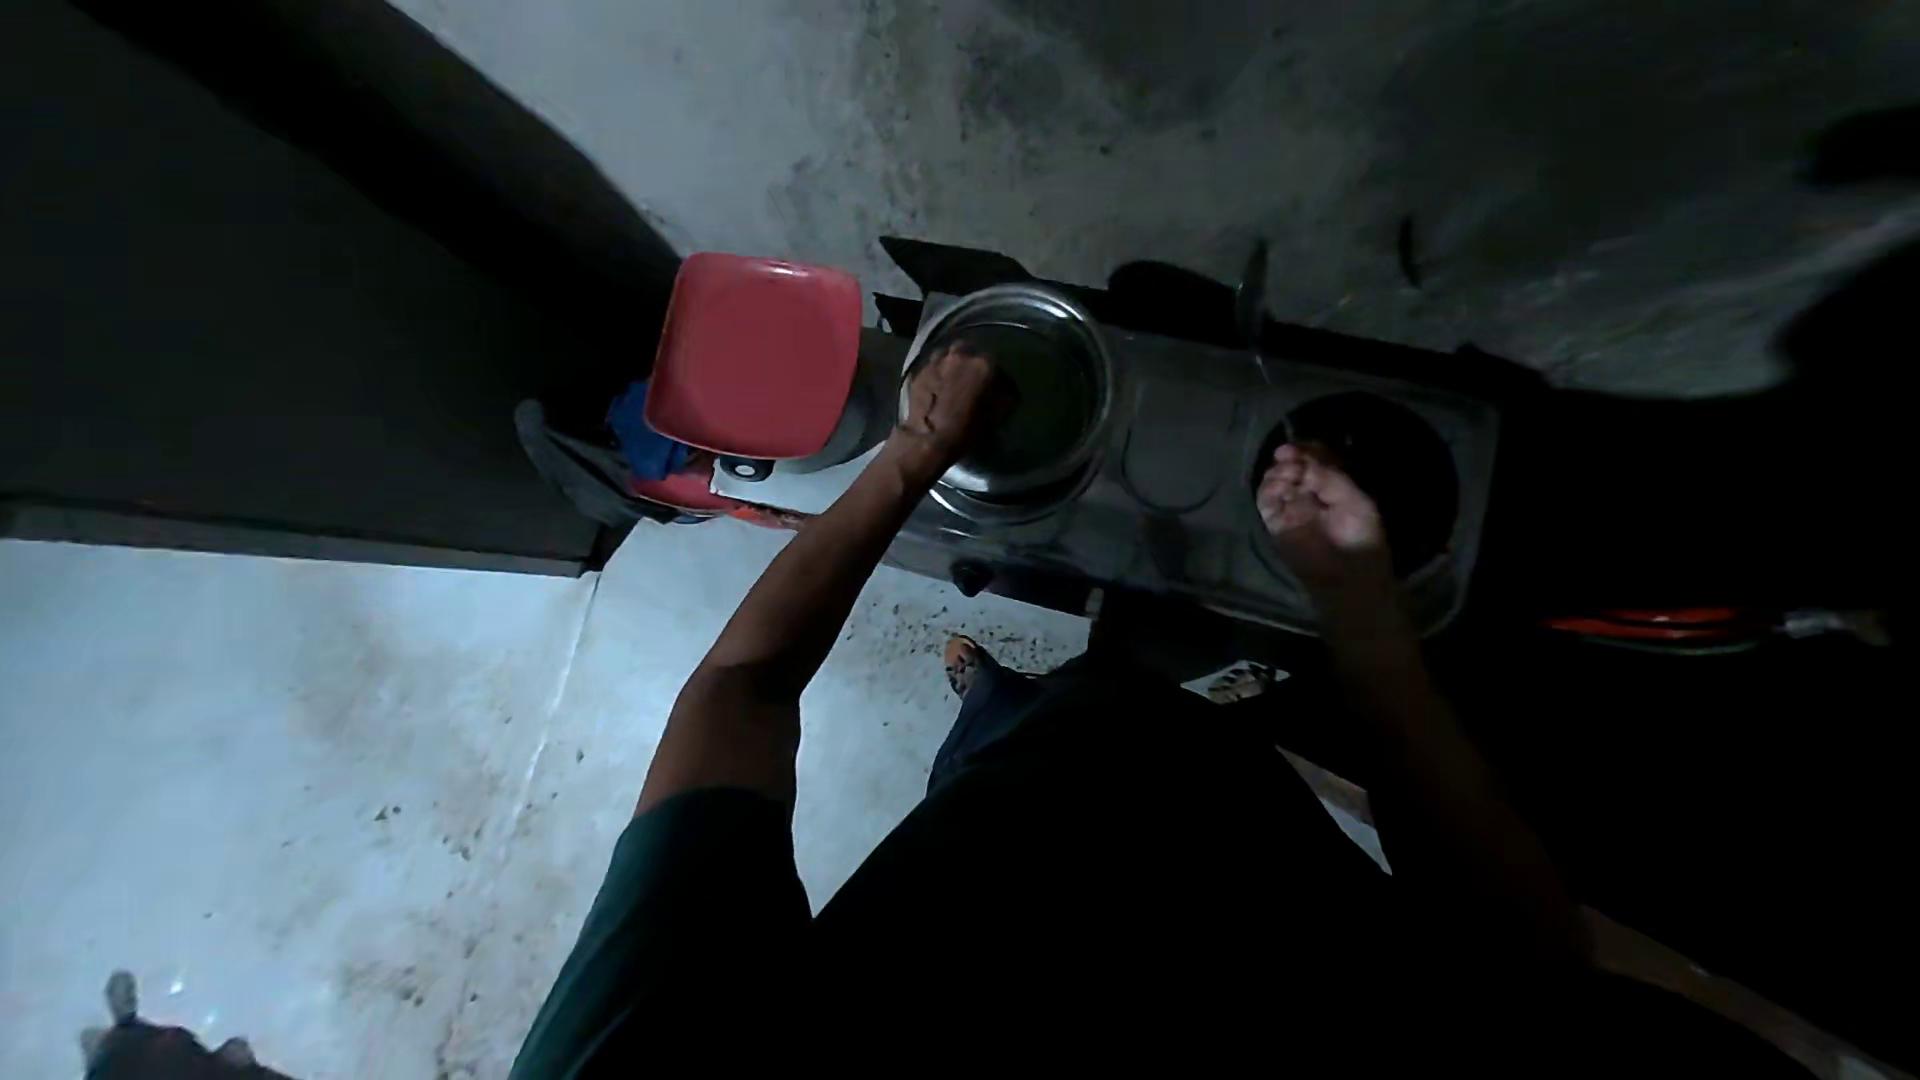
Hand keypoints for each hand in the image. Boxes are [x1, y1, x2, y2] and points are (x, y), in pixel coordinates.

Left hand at [891, 345, 1011, 479]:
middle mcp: (961, 355)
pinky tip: (938, 386)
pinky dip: (938, 373)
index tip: (998, 392)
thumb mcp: (997, 415)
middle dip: (974, 365)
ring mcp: (938, 361)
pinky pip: (934, 367)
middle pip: (971, 354)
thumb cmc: (967, 429)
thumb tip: (1007, 392)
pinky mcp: (920, 371)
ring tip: (953, 380)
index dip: (1000, 383)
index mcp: (985, 365)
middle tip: (973, 382)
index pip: (998, 370)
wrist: (930, 438)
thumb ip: (1005, 397)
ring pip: (950, 355)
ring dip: (954, 364)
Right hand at [1256, 441, 1392, 594]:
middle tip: (1289, 456)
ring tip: (1287, 473)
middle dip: (1290, 456)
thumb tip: (1301, 462)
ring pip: (1275, 478)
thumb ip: (1330, 478)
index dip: (1306, 448)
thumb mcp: (1355, 500)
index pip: (1313, 457)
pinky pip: (1265, 499)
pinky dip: (1268, 488)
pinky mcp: (1274, 521)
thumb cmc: (1360, 537)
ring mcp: (1289, 505)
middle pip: (1291, 464)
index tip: (1301, 445)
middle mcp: (1308, 491)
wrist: (1349, 574)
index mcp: (1331, 483)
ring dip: (1278, 471)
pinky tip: (1279, 486)